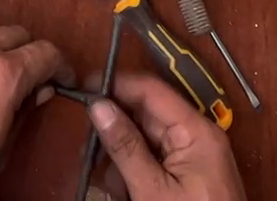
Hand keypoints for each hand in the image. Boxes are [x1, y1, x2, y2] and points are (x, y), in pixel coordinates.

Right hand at [89, 73, 244, 200]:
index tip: (82, 91)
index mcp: (194, 130)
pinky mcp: (187, 178)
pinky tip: (122, 192)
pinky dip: (133, 173)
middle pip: (144, 114)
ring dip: (121, 158)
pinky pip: (152, 161)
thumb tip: (97, 104)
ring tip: (110, 185)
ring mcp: (191, 158)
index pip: (149, 89)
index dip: (115, 85)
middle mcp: (194, 136)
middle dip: (115, 130)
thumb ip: (125, 146)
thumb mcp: (153, 192)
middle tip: (87, 151)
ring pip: (143, 139)